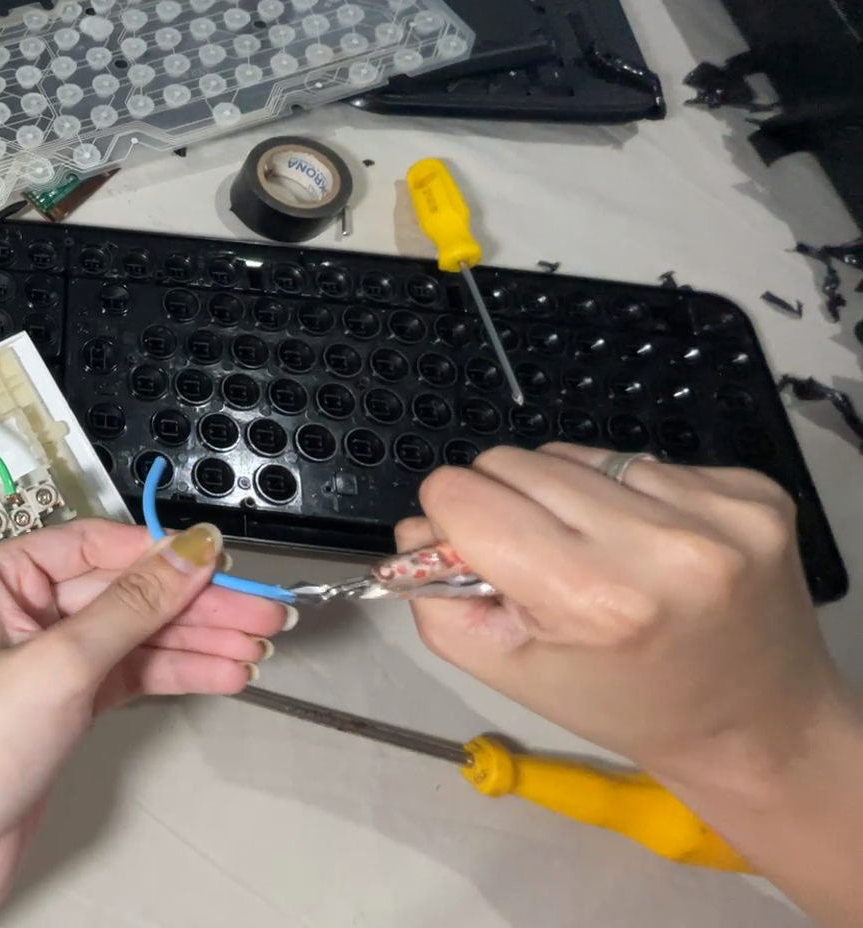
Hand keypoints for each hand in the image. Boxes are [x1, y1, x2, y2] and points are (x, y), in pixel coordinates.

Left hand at [0, 520, 290, 927]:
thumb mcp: (58, 662)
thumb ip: (130, 606)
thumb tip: (185, 553)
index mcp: (3, 577)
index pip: (94, 545)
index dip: (159, 551)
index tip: (219, 558)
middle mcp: (25, 610)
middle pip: (123, 590)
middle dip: (192, 601)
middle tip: (259, 609)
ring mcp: (49, 659)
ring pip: (135, 633)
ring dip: (196, 639)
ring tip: (256, 644)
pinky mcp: (68, 703)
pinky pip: (132, 673)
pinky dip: (176, 672)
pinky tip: (221, 671)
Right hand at [399, 443, 854, 789]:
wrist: (760, 727)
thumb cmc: (607, 699)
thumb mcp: (486, 659)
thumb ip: (426, 587)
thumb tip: (423, 525)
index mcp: (591, 595)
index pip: (458, 492)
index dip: (447, 521)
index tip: (475, 559)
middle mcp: (663, 542)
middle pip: (506, 462)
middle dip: (496, 500)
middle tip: (530, 555)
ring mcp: (718, 511)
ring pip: (563, 454)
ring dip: (554, 493)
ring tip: (589, 547)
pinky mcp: (752, 490)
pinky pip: (625, 459)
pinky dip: (611, 493)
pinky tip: (638, 540)